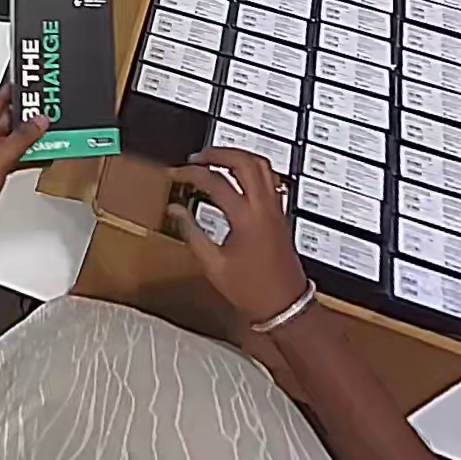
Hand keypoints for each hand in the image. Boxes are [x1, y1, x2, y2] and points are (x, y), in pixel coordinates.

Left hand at [0, 85, 48, 249]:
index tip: (27, 81)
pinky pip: (15, 155)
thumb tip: (37, 121)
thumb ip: (20, 139)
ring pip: (13, 138)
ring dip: (29, 135)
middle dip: (26, 113)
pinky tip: (40, 154)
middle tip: (45, 105)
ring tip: (48, 129)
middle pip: (7, 120)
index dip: (11, 90)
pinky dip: (28, 154)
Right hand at [165, 148, 308, 326]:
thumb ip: (191, 233)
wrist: (285, 306)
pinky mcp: (280, 211)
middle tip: (197, 157)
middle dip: (217, 153)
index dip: (190, 173)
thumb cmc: (252, 291)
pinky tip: (239, 173)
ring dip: (237, 155)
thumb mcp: (213, 265)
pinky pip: (269, 176)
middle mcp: (263, 206)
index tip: (175, 174)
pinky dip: (252, 167)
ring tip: (216, 158)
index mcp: (246, 218)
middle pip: (243, 161)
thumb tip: (175, 210)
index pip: (214, 180)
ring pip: (260, 164)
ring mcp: (275, 207)